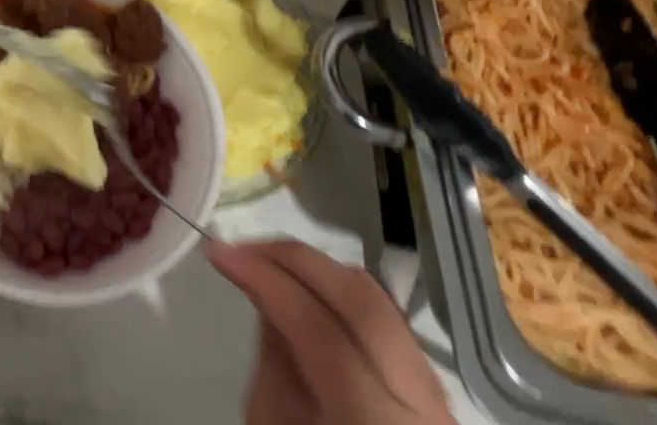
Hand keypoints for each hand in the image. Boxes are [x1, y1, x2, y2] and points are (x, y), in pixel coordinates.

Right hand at [208, 239, 453, 424]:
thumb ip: (276, 363)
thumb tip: (269, 297)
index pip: (321, 329)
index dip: (266, 279)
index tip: (217, 251)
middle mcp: (422, 407)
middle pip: (365, 302)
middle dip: (297, 261)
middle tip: (243, 248)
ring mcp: (440, 402)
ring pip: (383, 305)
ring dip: (320, 272)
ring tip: (267, 263)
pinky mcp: (436, 396)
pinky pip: (388, 325)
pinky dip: (342, 296)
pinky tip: (304, 293)